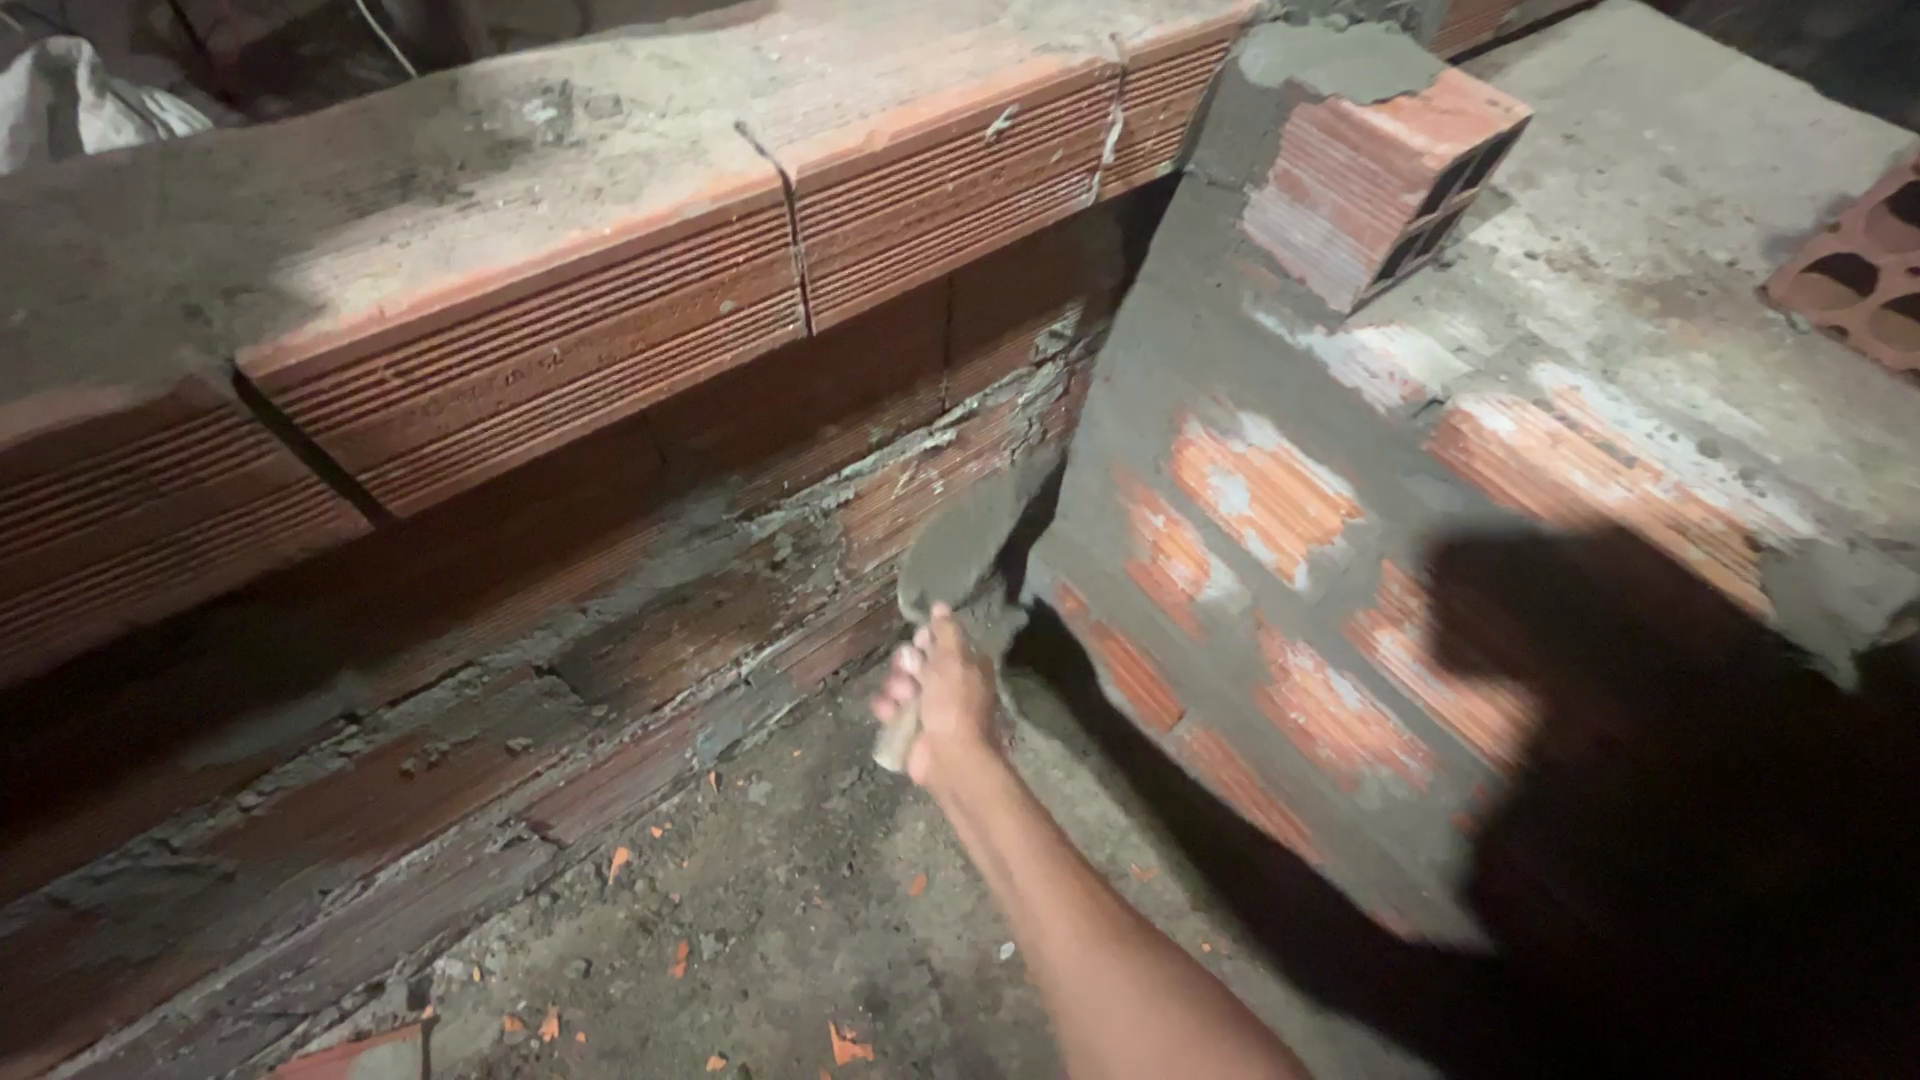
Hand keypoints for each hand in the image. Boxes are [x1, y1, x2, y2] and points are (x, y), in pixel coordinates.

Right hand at [870, 602, 1002, 789]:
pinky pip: (888, 707)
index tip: (922, 641)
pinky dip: (887, 708)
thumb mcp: (955, 659)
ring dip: (897, 686)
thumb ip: (947, 631)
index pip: (939, 640)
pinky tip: (890, 711)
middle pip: (914, 659)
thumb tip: (940, 606)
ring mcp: (926, 706)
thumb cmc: (955, 703)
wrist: (950, 757)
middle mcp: (946, 683)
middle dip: (907, 663)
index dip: (926, 638)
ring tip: (904, 698)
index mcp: (964, 666)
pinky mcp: (908, 726)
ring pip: (899, 681)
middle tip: (913, 673)